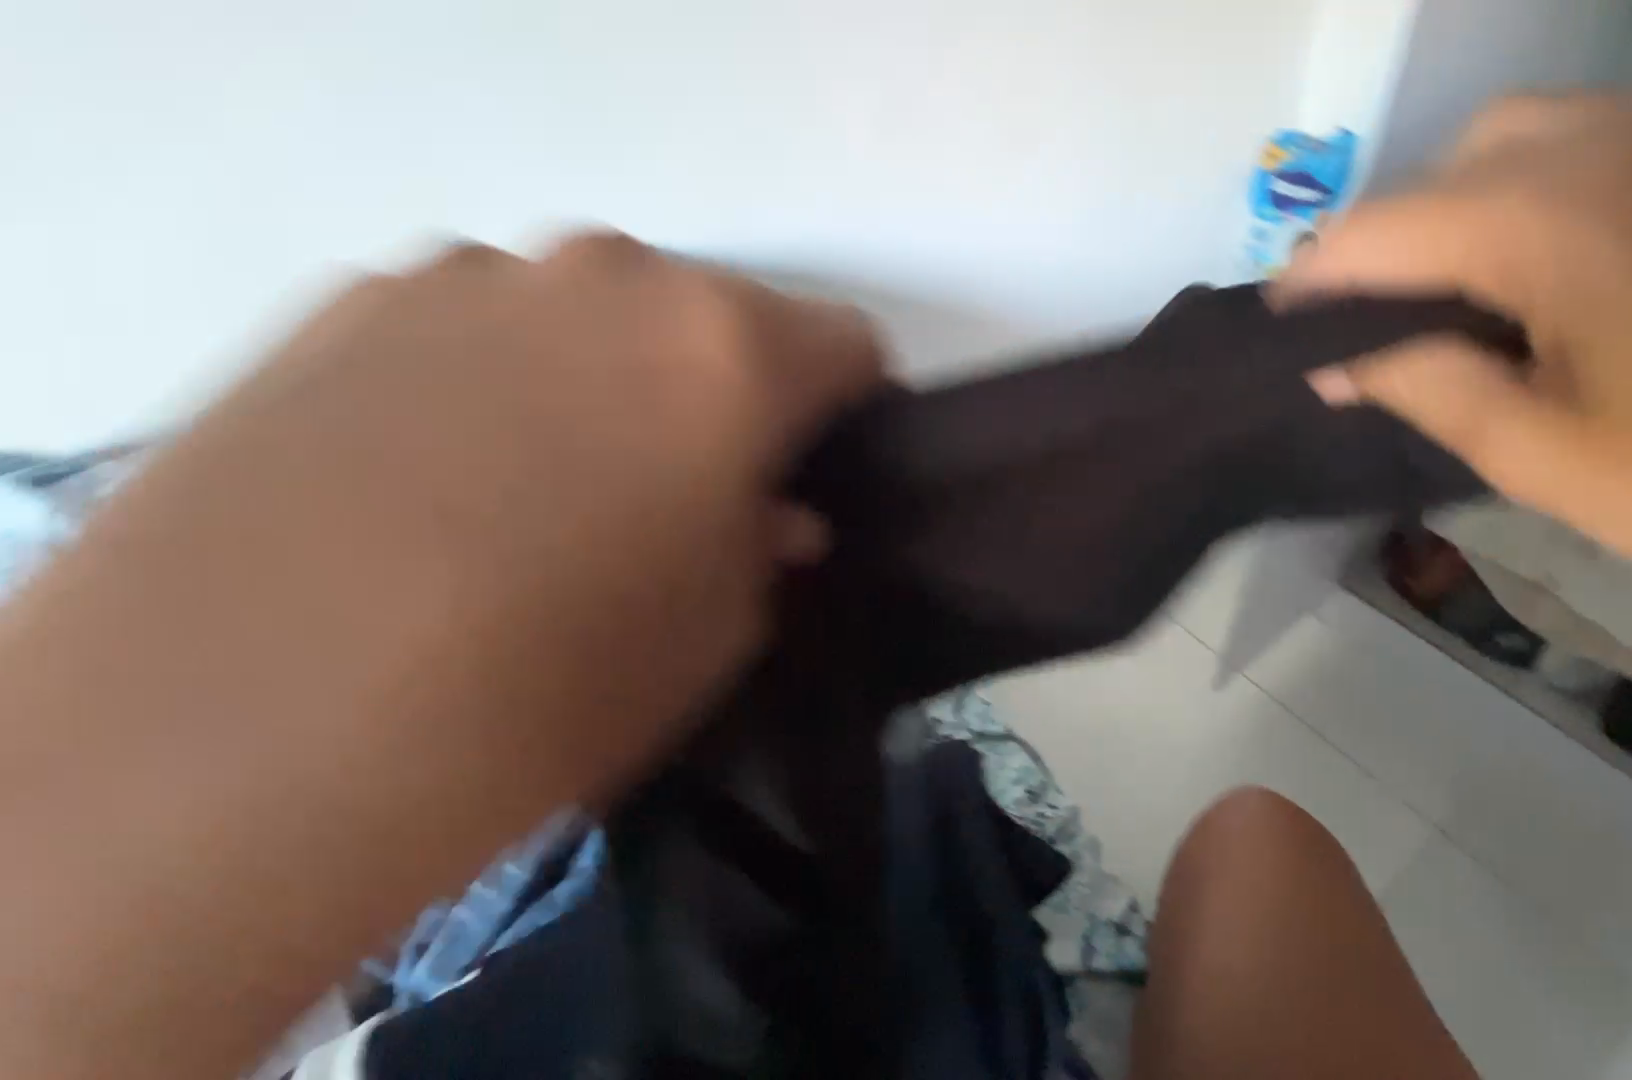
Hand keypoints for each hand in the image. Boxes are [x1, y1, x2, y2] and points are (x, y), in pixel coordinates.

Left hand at [141, 232, 882, 780]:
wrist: (248, 728)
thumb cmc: (553, 687)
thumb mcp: (716, 632)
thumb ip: (766, 546)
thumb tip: (777, 515)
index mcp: (729, 351)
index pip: (848, 344)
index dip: (851, 407)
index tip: (820, 468)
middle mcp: (613, 278)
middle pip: (718, 319)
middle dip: (726, 393)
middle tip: (683, 492)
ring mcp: (473, 275)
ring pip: (597, 314)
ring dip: (609, 379)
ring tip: (546, 486)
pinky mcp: (352, 300)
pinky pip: (481, 325)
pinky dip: (496, 379)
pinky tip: (435, 477)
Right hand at [1281, 92, 1631, 631]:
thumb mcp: (1539, 455)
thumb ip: (1421, 386)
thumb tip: (1337, 361)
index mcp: (1559, 222)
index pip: (1381, 227)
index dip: (1313, 275)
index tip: (1280, 322)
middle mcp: (1629, 140)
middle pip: (1455, 159)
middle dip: (1396, 232)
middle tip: (1381, 313)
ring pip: (1537, 131)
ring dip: (1475, 201)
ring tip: (1473, 285)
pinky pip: (1625, 134)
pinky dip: (1562, 183)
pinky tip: (1578, 257)